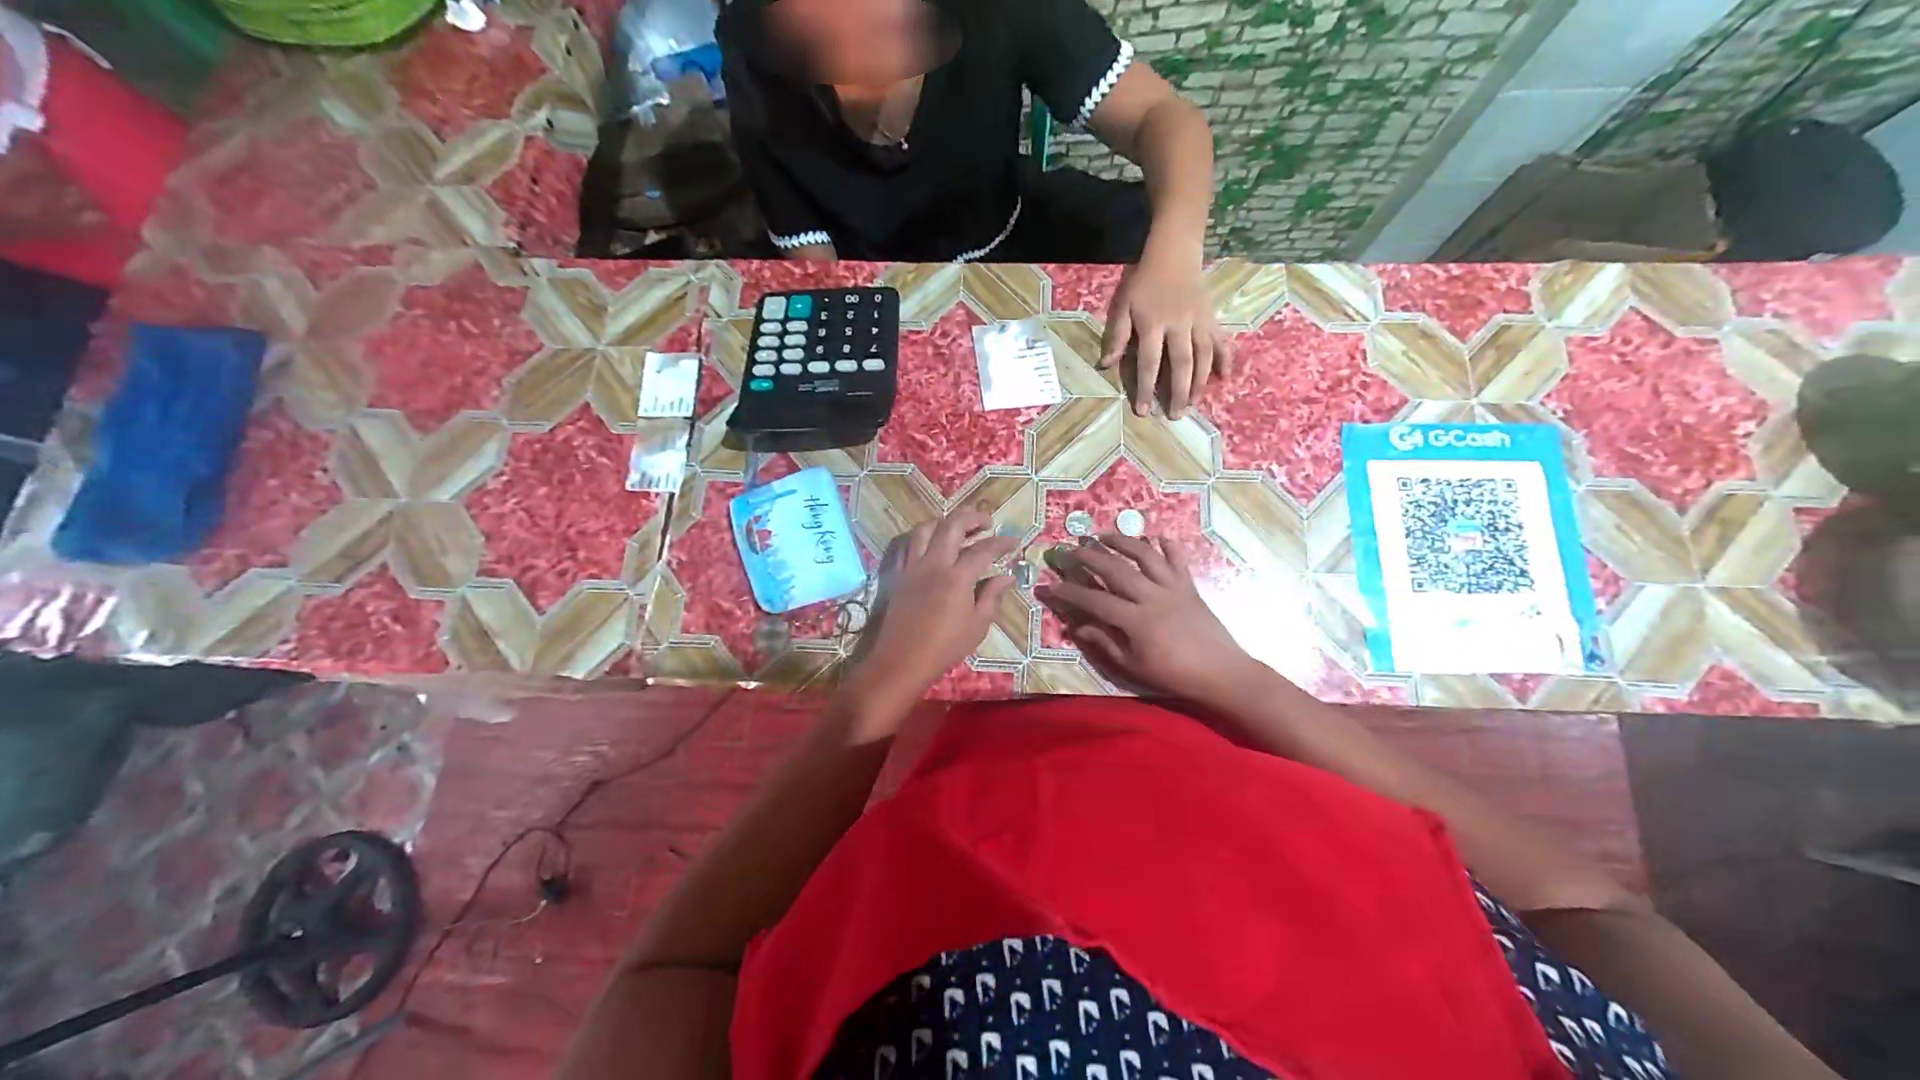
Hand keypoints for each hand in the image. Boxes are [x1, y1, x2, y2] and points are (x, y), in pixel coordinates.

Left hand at [847, 510, 1016, 708]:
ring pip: (925, 529)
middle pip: (952, 525)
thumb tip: (1007, 577)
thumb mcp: (977, 625)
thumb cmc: (945, 646)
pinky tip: (931, 546)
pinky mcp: (899, 574)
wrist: (902, 660)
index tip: (1014, 542)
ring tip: (958, 530)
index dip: (1002, 542)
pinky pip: (907, 545)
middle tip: (987, 523)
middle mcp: (934, 563)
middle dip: (972, 518)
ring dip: (944, 523)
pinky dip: (922, 539)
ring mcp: (912, 566)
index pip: (984, 549)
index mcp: (957, 576)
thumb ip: (992, 596)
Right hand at [1035, 534, 1261, 706]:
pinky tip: (1156, 537)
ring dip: (1122, 541)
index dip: (1069, 592)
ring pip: (1145, 555)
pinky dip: (1167, 545)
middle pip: (1116, 569)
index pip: (1094, 600)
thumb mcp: (1134, 667)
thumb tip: (1077, 626)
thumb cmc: (1175, 676)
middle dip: (1090, 557)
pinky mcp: (1190, 587)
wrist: (1223, 674)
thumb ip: (1105, 644)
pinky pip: (1177, 560)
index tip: (1049, 586)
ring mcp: (1174, 588)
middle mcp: (1153, 597)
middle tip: (1071, 549)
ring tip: (1103, 535)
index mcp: (1137, 621)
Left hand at [1100, 253, 1234, 419]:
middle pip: (1181, 364)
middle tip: (1175, 416)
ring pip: (1203, 356)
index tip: (1143, 411)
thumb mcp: (1123, 304)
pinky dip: (1225, 358)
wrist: (1174, 248)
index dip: (1145, 388)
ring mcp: (1199, 321)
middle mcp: (1179, 325)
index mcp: (1153, 324)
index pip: (1148, 363)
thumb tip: (1107, 364)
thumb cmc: (1143, 278)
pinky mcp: (1212, 316)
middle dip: (1177, 392)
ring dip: (1199, 383)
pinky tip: (1225, 376)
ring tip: (1192, 404)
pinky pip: (1221, 340)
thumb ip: (1116, 335)